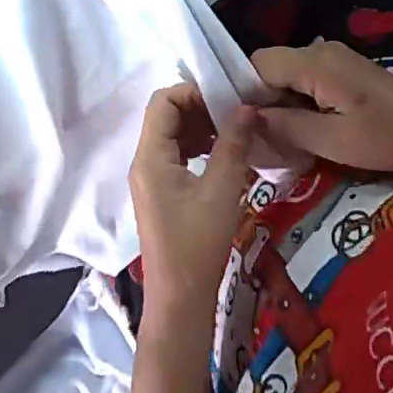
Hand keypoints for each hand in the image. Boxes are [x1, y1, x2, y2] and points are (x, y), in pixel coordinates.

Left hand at [128, 84, 253, 317]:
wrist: (180, 300)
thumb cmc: (198, 243)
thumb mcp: (222, 190)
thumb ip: (233, 144)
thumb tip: (247, 107)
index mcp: (151, 156)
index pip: (163, 101)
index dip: (193, 92)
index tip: (226, 98)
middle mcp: (145, 161)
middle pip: (167, 115)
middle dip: (201, 107)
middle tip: (236, 113)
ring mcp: (152, 178)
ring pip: (174, 134)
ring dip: (202, 126)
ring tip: (235, 131)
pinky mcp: (163, 193)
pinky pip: (178, 154)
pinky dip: (200, 146)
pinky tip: (225, 154)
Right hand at [252, 41, 392, 172]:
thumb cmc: (388, 137)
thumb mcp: (334, 141)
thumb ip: (286, 127)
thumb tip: (247, 120)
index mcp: (314, 62)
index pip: (256, 63)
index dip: (241, 91)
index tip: (235, 123)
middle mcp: (318, 50)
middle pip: (268, 68)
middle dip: (258, 100)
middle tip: (253, 136)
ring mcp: (330, 58)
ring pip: (284, 75)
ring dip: (276, 103)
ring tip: (272, 137)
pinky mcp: (340, 70)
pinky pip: (303, 80)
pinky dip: (294, 102)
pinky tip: (297, 129)